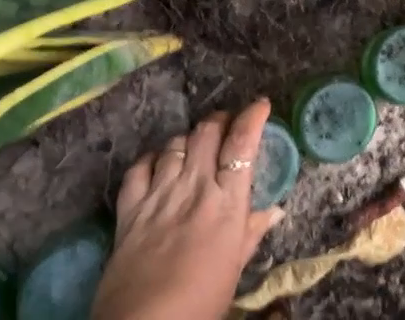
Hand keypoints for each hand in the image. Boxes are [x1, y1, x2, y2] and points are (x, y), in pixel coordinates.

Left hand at [91, 100, 282, 319]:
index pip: (242, 143)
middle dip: (219, 120)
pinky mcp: (129, 211)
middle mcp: (194, 188)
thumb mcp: (234, 269)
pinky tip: (157, 164)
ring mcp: (159, 196)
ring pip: (175, 145)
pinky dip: (151, 160)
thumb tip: (275, 211)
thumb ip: (251, 233)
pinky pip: (138, 169)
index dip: (252, 117)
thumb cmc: (200, 302)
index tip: (260, 105)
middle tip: (226, 125)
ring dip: (187, 139)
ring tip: (193, 146)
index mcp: (227, 203)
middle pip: (206, 133)